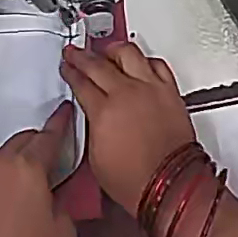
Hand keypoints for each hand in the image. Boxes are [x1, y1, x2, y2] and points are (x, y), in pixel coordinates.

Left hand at [0, 104, 78, 236]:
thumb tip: (58, 195)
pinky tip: (6, 212)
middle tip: (54, 162)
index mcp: (28, 167)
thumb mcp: (64, 233)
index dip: (62, 122)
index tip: (65, 113)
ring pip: (2, 158)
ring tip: (29, 195)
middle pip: (23, 140)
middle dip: (40, 145)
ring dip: (17, 165)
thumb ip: (66, 201)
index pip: (50, 134)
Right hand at [60, 43, 197, 214]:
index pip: (81, 83)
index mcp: (103, 111)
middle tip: (76, 54)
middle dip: (82, 57)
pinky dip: (146, 60)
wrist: (169, 186)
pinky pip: (157, 65)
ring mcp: (150, 89)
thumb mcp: (95, 158)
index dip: (71, 73)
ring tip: (107, 50)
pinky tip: (141, 62)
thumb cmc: (137, 180)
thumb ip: (92, 128)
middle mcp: (126, 94)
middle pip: (98, 64)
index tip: (68, 68)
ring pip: (129, 54)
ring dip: (114, 50)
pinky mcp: (169, 92)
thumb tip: (92, 116)